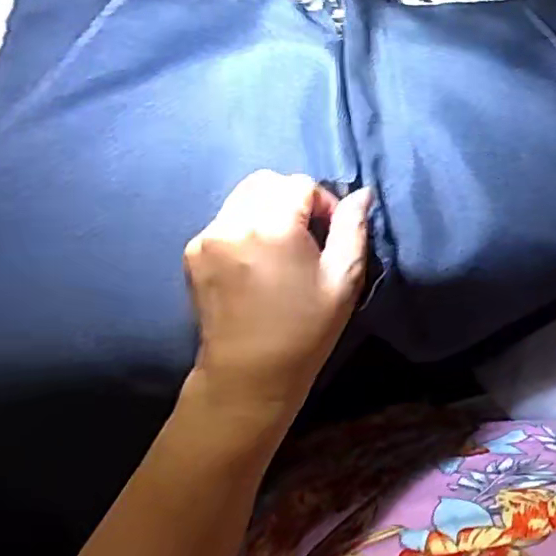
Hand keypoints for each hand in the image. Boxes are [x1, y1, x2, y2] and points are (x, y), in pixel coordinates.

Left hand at [180, 171, 370, 431]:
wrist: (249, 374)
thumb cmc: (305, 328)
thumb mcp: (344, 279)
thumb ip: (352, 228)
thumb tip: (362, 194)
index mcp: (272, 227)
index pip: (300, 184)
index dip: (323, 202)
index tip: (329, 234)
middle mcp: (233, 223)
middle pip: (267, 181)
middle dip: (292, 198)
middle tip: (307, 236)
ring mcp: (207, 237)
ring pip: (243, 196)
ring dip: (267, 209)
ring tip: (281, 248)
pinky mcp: (193, 252)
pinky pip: (225, 219)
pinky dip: (245, 226)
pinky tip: (258, 260)